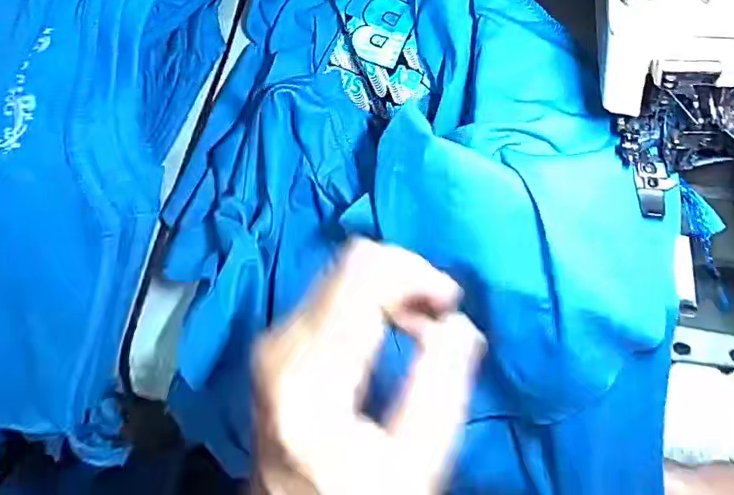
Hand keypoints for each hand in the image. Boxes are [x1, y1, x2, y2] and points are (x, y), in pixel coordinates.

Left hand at [252, 239, 484, 494]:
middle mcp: (282, 343)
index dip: (416, 272)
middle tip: (441, 307)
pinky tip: (395, 321)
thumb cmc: (357, 494)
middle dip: (406, 275)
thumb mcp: (413, 465)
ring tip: (424, 318)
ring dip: (391, 283)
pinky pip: (333, 285)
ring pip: (344, 267)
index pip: (364, 272)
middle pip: (353, 261)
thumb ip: (441, 389)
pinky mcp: (277, 337)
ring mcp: (274, 337)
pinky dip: (371, 294)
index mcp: (312, 372)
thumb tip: (460, 321)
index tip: (451, 300)